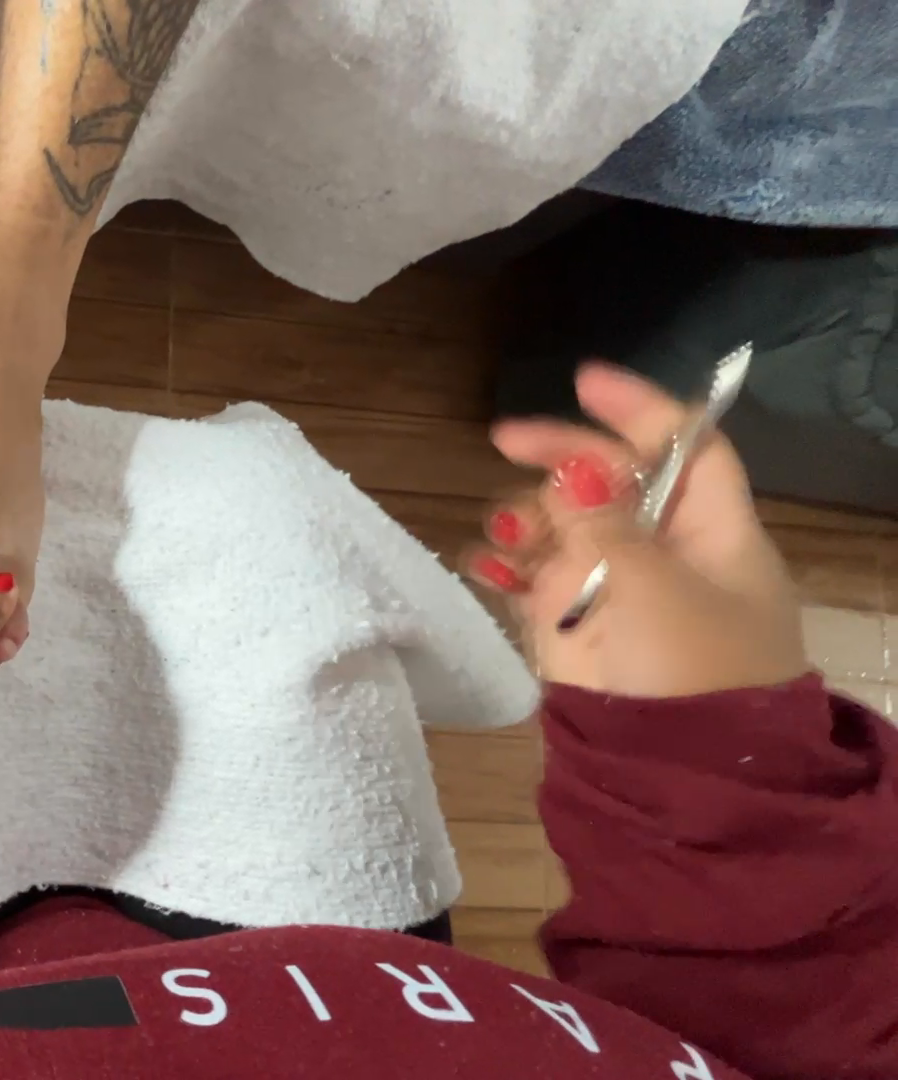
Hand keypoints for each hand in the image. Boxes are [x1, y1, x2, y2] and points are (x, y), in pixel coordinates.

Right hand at [465, 362, 806, 697]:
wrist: (662, 755)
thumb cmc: (687, 665)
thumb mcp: (654, 585)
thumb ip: (607, 524)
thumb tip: (575, 466)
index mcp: (707, 531)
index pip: (681, 449)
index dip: (639, 410)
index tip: (582, 381)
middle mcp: (655, 545)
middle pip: (602, 477)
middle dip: (558, 458)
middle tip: (504, 442)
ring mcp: (604, 578)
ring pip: (552, 520)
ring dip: (524, 517)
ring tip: (509, 538)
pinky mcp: (562, 612)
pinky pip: (521, 571)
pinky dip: (499, 564)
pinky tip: (485, 567)